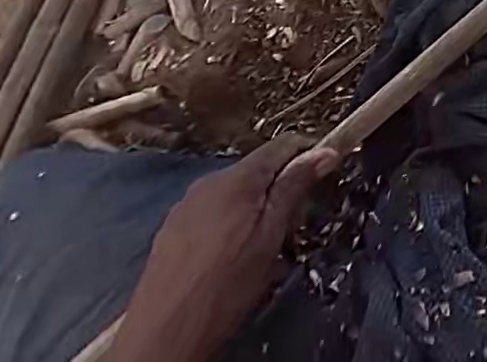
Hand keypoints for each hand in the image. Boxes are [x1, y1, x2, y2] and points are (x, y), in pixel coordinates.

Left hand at [108, 136, 338, 361]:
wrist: (160, 342)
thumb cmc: (226, 285)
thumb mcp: (272, 234)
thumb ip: (296, 187)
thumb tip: (326, 150)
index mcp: (237, 178)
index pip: (284, 144)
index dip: (310, 153)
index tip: (325, 174)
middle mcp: (208, 182)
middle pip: (260, 167)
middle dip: (283, 184)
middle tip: (294, 221)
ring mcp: (185, 206)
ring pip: (237, 190)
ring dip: (258, 203)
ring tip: (264, 241)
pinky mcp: (170, 231)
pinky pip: (214, 210)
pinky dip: (232, 219)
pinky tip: (231, 253)